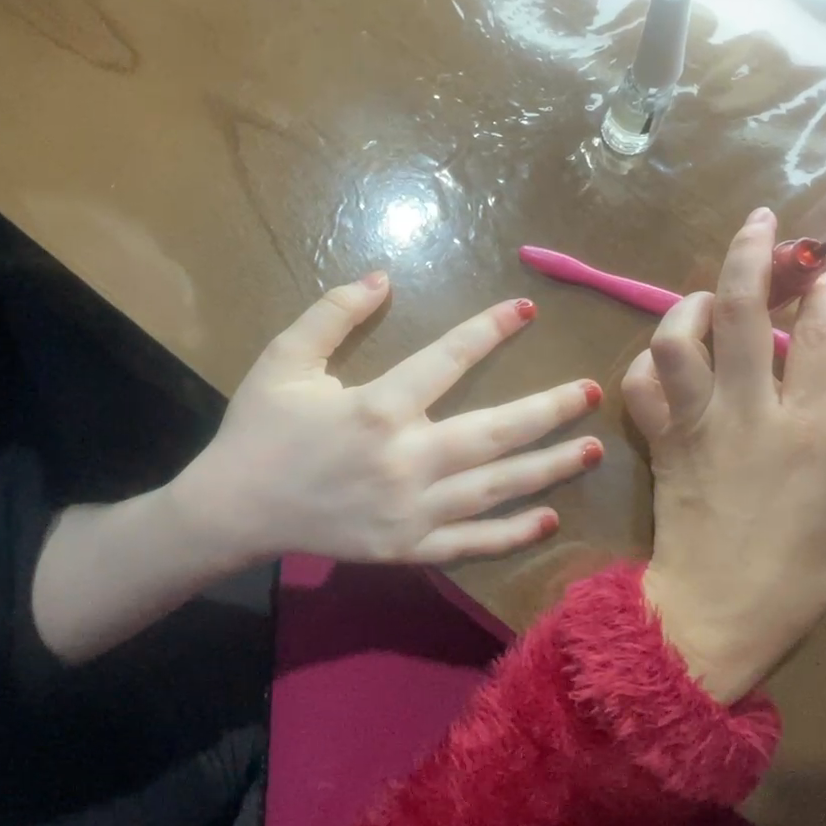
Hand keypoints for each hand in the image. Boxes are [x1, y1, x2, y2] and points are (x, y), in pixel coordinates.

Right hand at [170, 273, 602, 564]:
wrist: (233, 510)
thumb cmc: (261, 429)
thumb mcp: (285, 358)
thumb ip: (332, 313)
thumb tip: (382, 277)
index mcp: (377, 408)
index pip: (448, 359)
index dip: (489, 330)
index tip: (525, 310)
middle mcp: (406, 460)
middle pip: (494, 431)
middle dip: (549, 410)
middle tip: (592, 393)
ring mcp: (411, 510)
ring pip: (495, 487)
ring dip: (548, 467)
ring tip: (593, 448)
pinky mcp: (407, 547)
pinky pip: (469, 542)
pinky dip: (511, 534)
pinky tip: (550, 518)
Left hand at [627, 209, 825, 703]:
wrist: (716, 611)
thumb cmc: (799, 574)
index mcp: (813, 431)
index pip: (822, 336)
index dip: (825, 293)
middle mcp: (751, 411)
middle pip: (741, 311)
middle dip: (750, 254)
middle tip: (759, 222)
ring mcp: (696, 421)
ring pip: (678, 334)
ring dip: (690, 301)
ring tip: (706, 296)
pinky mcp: (659, 438)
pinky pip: (641, 382)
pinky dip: (650, 361)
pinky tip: (668, 359)